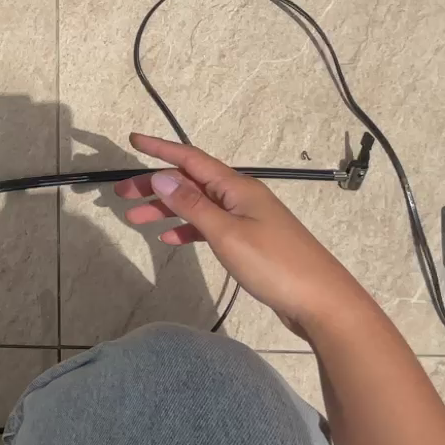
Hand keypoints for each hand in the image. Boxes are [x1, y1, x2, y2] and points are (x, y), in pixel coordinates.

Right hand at [114, 133, 374, 337]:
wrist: (323, 304)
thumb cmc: (274, 264)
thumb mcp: (227, 233)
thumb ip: (191, 205)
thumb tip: (161, 176)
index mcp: (237, 188)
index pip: (191, 159)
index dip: (161, 148)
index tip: (133, 139)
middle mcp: (240, 197)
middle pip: (189, 182)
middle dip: (154, 185)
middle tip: (121, 195)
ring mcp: (245, 219)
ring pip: (195, 204)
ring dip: (164, 209)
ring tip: (134, 220)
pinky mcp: (248, 240)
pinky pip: (208, 225)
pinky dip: (186, 228)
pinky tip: (169, 239)